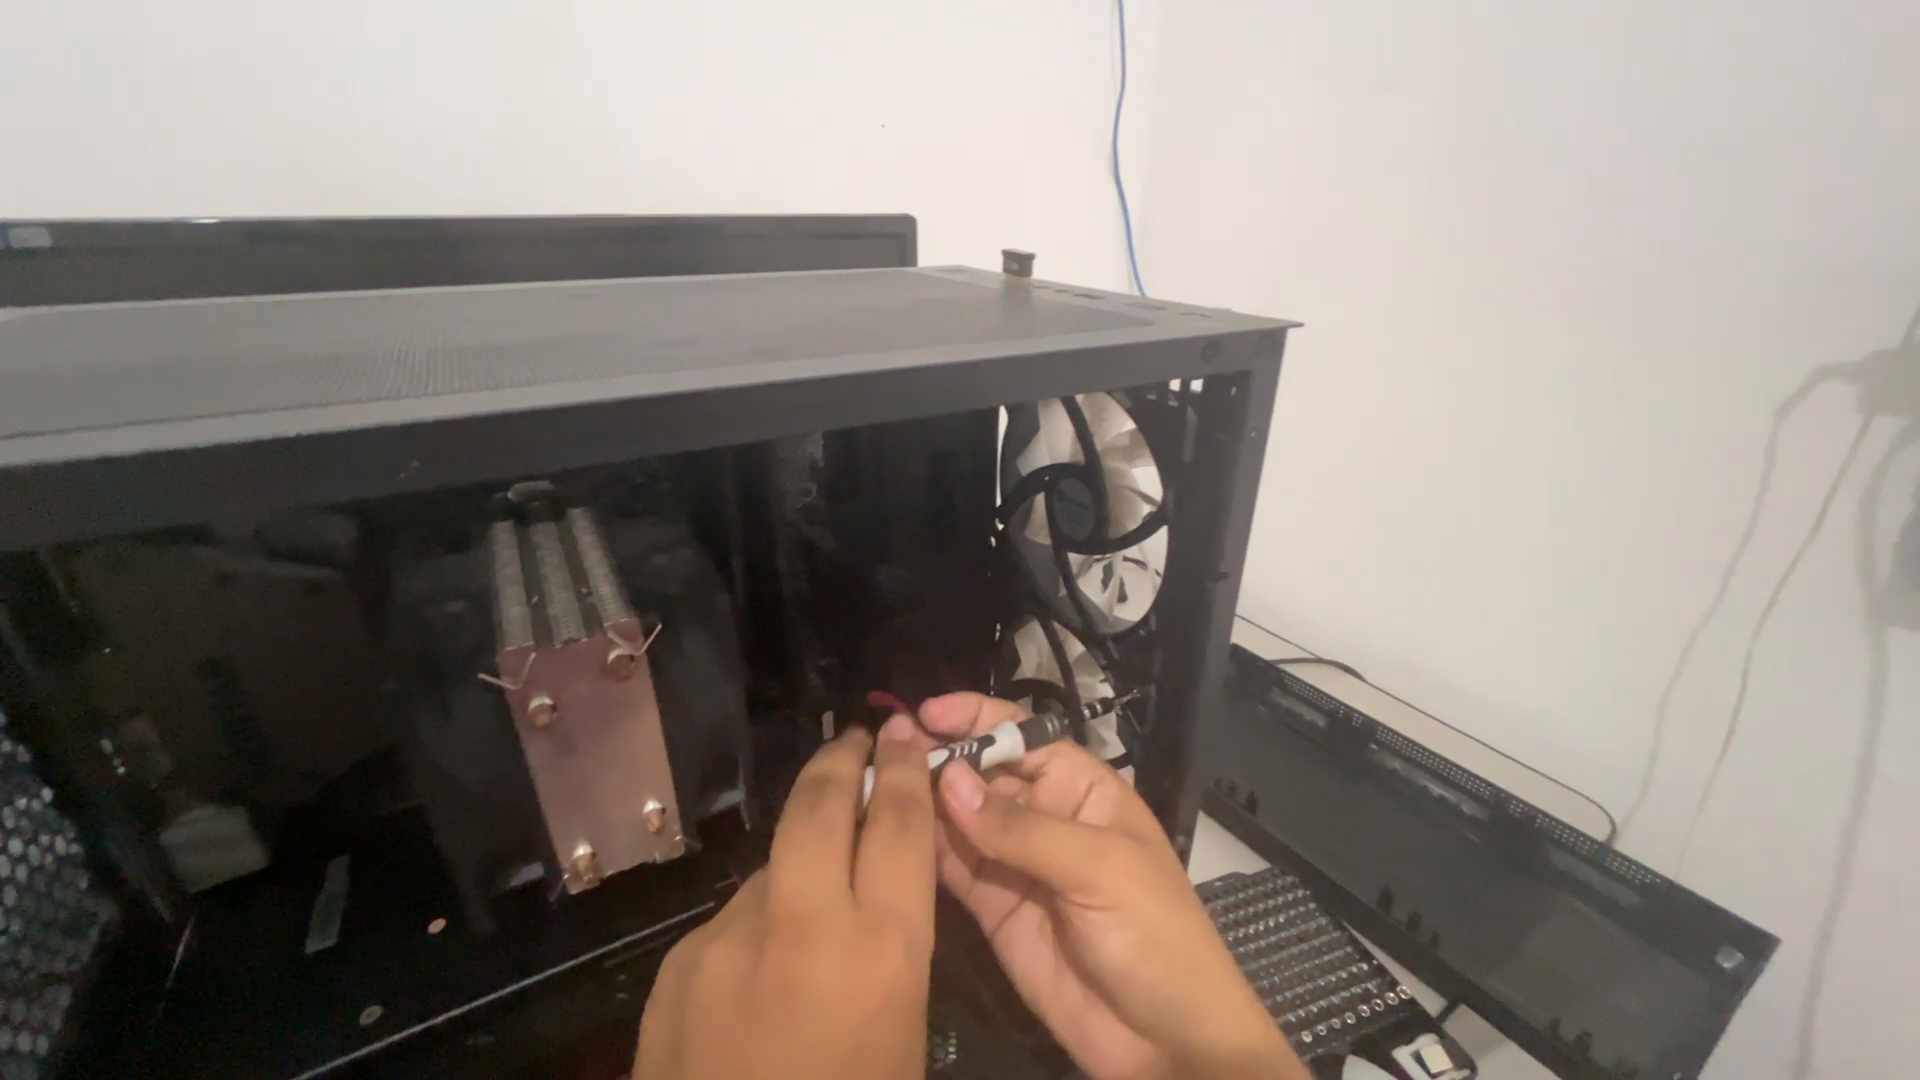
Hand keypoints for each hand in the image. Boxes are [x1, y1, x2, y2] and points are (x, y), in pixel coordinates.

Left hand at [635, 717, 934, 1079]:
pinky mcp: (679, 962)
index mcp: (882, 948)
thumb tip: (871, 885)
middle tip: (856, 738)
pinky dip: (756, 928)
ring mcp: (730, 937)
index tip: (902, 734)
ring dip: (798, 864)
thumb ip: (890, 944)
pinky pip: (733, 921)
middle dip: (841, 759)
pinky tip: (757, 981)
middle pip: (821, 804)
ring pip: (773, 865)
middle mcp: (805, 922)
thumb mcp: (904, 1030)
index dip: (906, 770)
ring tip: (810, 909)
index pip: (900, 825)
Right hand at [921, 693, 1305, 1079]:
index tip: (926, 713)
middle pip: (984, 773)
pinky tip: (890, 831)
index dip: (977, 720)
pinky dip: (923, 848)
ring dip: (923, 799)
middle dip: (940, 757)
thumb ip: (1021, 827)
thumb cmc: (1151, 931)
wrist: (1163, 1040)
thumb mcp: (1098, 866)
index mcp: (1081, 788)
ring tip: (877, 783)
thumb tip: (949, 778)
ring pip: (961, 817)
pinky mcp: (992, 906)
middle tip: (888, 749)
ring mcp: (1015, 861)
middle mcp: (1043, 815)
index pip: (1024, 736)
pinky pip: (953, 866)